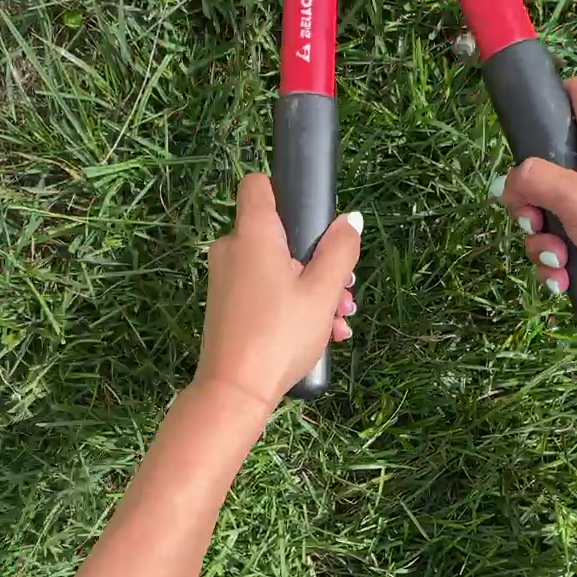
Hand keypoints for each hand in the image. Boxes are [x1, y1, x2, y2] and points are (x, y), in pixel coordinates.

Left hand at [195, 173, 360, 407]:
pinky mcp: (226, 308)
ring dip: (313, 292)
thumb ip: (340, 252)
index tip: (313, 224)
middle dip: (318, 262)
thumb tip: (350, 221)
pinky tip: (321, 337)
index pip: (259, 185)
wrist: (236, 390)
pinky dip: (292, 307)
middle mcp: (232, 250)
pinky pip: (265, 294)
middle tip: (344, 292)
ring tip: (339, 322)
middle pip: (280, 237)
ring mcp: (226, 281)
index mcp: (253, 234)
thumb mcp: (322, 292)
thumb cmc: (280, 335)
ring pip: (277, 271)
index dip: (287, 194)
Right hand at [495, 78, 576, 312]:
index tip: (521, 142)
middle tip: (534, 223)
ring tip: (558, 264)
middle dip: (532, 203)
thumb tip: (510, 181)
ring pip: (553, 212)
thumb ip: (538, 181)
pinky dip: (559, 262)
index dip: (545, 106)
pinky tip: (563, 280)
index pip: (575, 94)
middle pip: (548, 167)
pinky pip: (568, 241)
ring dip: (544, 242)